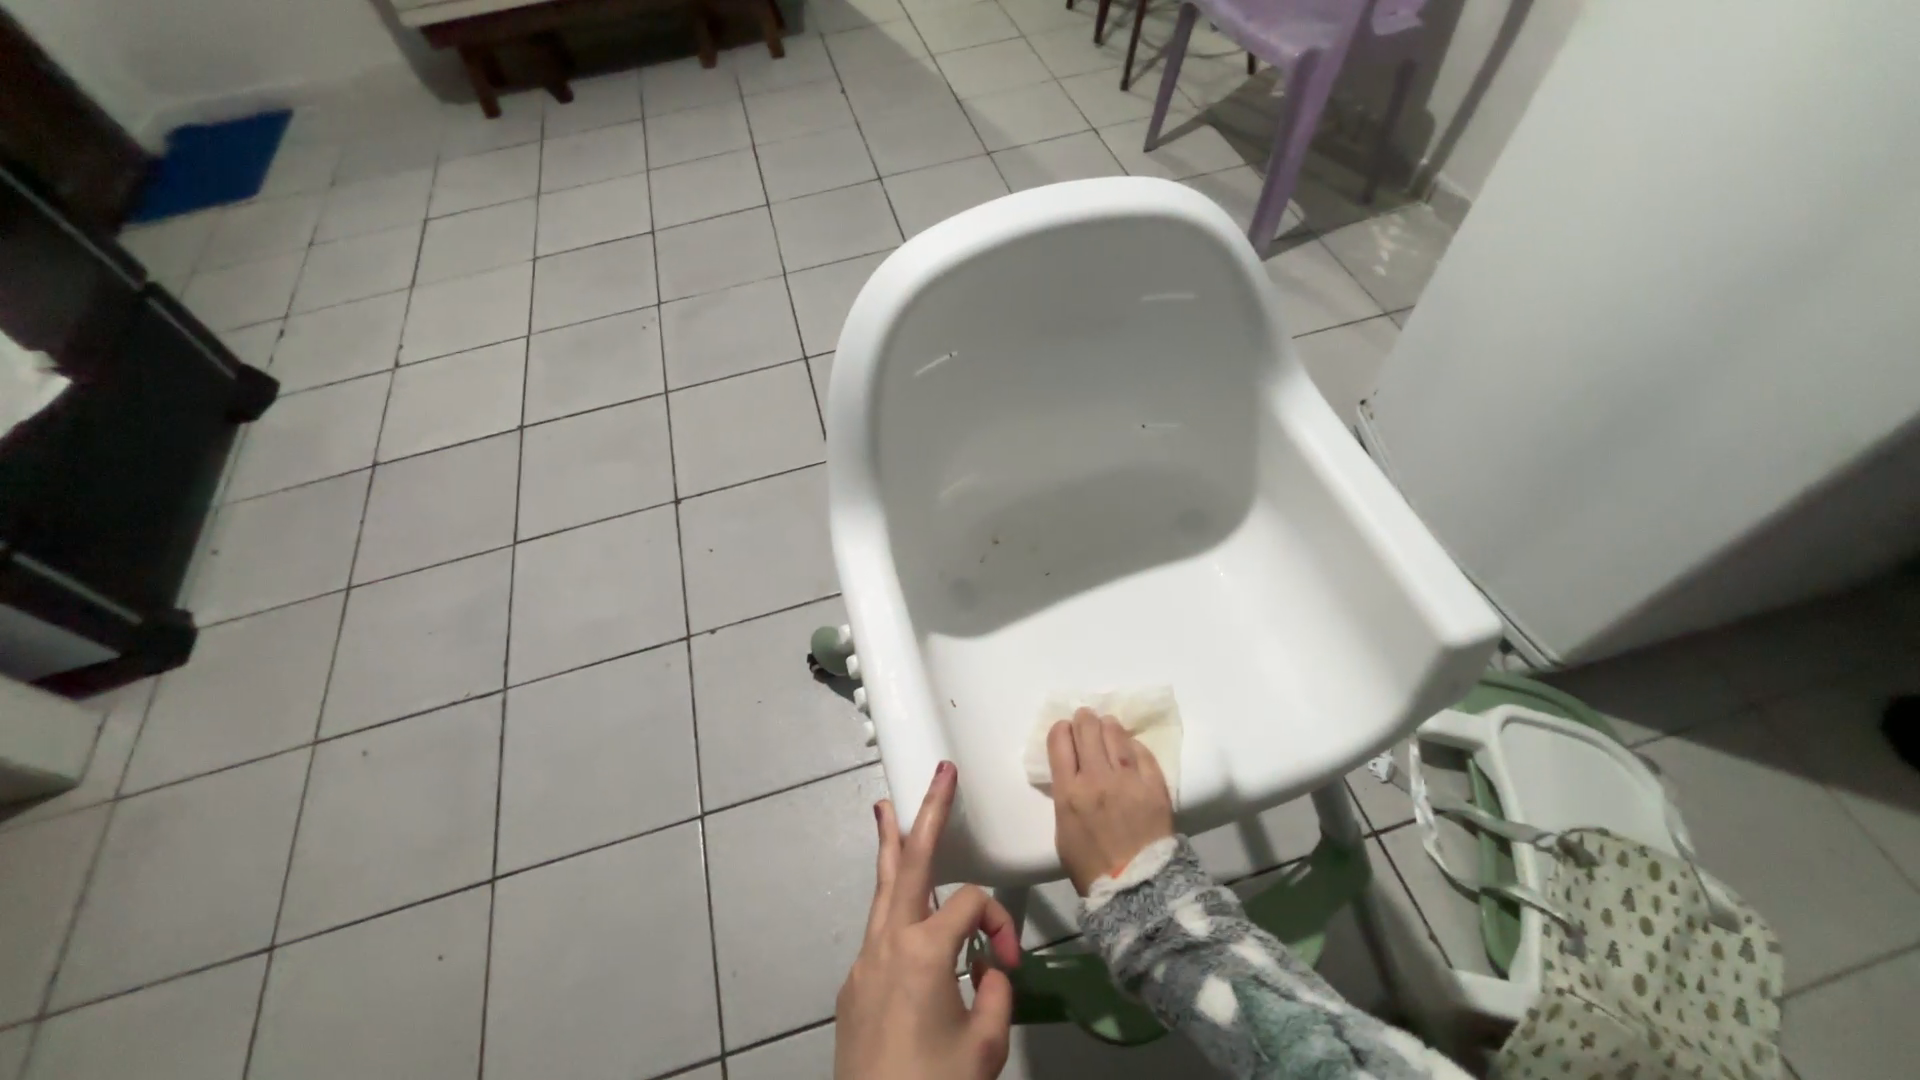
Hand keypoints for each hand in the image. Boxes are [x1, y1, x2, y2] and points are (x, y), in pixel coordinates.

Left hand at [836, 761, 1022, 1079]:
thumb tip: (987, 969)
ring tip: (885, 810)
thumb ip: (995, 991)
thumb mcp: (986, 1044)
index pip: (975, 906)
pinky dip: (892, 905)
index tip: (1009, 964)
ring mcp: (864, 963)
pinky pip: (878, 930)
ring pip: (882, 889)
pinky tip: (904, 908)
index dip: (1000, 924)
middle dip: (926, 815)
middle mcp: (888, 943)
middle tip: (938, 776)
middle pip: (910, 863)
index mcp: (925, 950)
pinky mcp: (854, 986)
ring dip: (891, 847)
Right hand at [1049, 709, 1175, 894]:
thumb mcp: (1062, 830)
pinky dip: (1132, 744)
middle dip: (1083, 719)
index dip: (1061, 729)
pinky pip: (1141, 751)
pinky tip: (1128, 745)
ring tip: (1107, 726)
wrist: (1137, 888)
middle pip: (1086, 729)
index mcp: (1069, 792)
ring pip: (1114, 733)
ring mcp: (1128, 779)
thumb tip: (1072, 774)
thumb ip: (1065, 796)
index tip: (1064, 731)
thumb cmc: (1091, 867)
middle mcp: (1096, 778)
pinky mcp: (1154, 784)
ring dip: (1107, 725)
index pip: (1060, 741)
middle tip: (1085, 720)